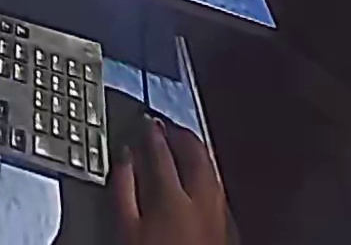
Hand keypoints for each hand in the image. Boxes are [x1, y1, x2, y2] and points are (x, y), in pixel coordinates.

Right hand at [112, 119, 227, 244]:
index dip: (150, 130)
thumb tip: (124, 156)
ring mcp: (218, 216)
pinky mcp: (227, 230)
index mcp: (172, 197)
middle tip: (164, 125)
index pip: (160, 149)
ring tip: (181, 143)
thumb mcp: (126, 228)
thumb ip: (124, 186)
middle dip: (179, 134)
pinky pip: (218, 187)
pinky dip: (206, 171)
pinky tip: (195, 173)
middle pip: (195, 153)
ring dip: (196, 150)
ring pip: (212, 169)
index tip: (143, 121)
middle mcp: (201, 202)